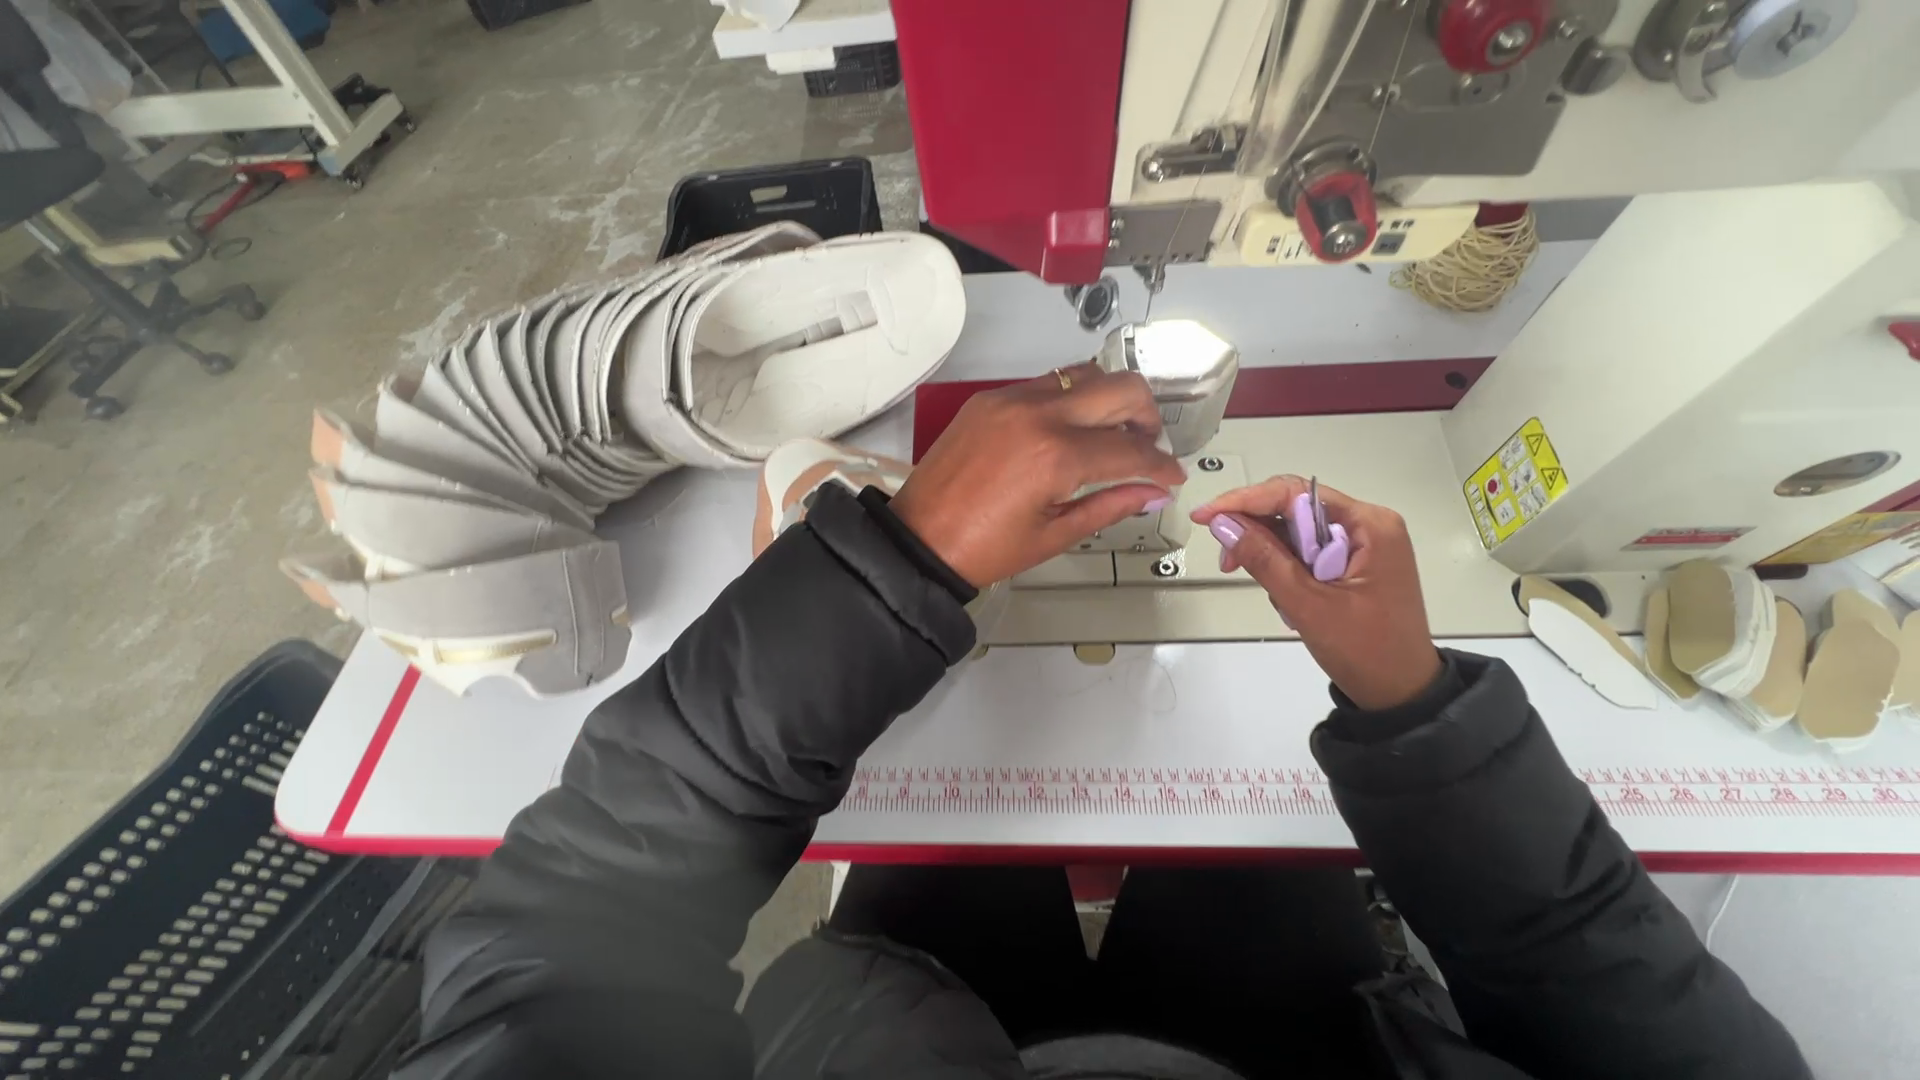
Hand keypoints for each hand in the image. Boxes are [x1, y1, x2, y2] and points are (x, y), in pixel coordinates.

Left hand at [892, 363, 1185, 586]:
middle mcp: (1036, 414)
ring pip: (1084, 375)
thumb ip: (1110, 506)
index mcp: (1054, 456)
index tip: (1172, 476)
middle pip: (1121, 387)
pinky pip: (1046, 384)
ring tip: (1112, 435)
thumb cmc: (981, 548)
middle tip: (1148, 446)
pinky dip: (1071, 400)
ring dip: (1110, 399)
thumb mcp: (1054, 535)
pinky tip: (1071, 431)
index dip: (1160, 464)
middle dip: (1147, 415)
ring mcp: (1009, 400)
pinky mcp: (989, 399)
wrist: (918, 540)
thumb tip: (1153, 493)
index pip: (1130, 448)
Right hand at [1192, 476, 1440, 709]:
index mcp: (1368, 524)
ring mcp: (1362, 542)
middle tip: (1224, 561)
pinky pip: (1307, 549)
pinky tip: (1282, 593)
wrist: (1402, 691)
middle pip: (1293, 507)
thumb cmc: (1364, 650)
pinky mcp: (1354, 560)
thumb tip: (1222, 524)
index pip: (1293, 493)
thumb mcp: (1307, 604)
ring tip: (1263, 588)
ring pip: (1296, 529)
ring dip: (1269, 552)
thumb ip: (1263, 559)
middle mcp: (1367, 523)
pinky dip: (1285, 565)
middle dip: (1254, 529)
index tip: (1204, 516)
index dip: (1243, 500)